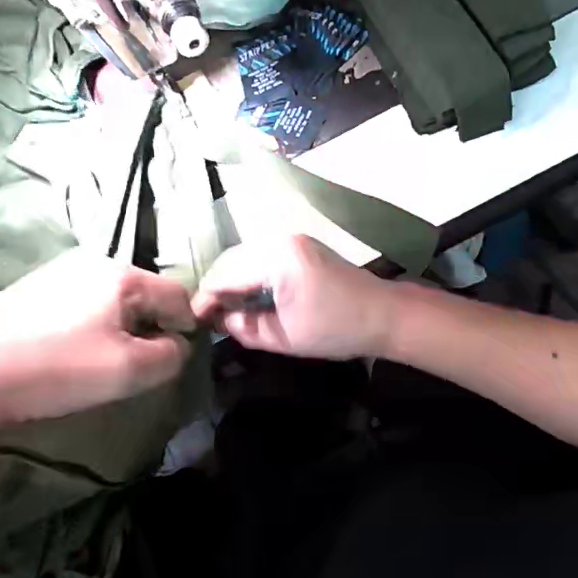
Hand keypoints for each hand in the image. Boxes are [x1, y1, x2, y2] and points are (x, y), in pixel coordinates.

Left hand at [0, 250, 195, 436]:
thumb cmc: (55, 371)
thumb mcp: (128, 371)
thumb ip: (170, 356)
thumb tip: (175, 345)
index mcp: (120, 274)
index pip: (178, 295)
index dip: (185, 328)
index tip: (171, 361)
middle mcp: (92, 261)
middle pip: (144, 294)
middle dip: (149, 327)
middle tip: (134, 365)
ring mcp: (57, 271)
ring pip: (112, 299)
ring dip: (120, 327)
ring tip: (99, 361)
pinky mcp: (31, 288)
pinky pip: (82, 302)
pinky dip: (90, 325)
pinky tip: (67, 352)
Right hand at [193, 235, 397, 359]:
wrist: (384, 314)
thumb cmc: (337, 329)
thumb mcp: (286, 337)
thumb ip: (246, 328)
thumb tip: (220, 321)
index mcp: (277, 259)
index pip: (226, 275)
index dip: (206, 298)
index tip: (193, 320)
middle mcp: (281, 241)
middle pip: (231, 260)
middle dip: (216, 287)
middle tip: (206, 317)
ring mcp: (292, 240)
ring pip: (245, 257)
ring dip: (231, 280)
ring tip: (224, 309)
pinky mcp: (301, 246)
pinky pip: (262, 256)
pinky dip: (249, 275)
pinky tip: (247, 296)